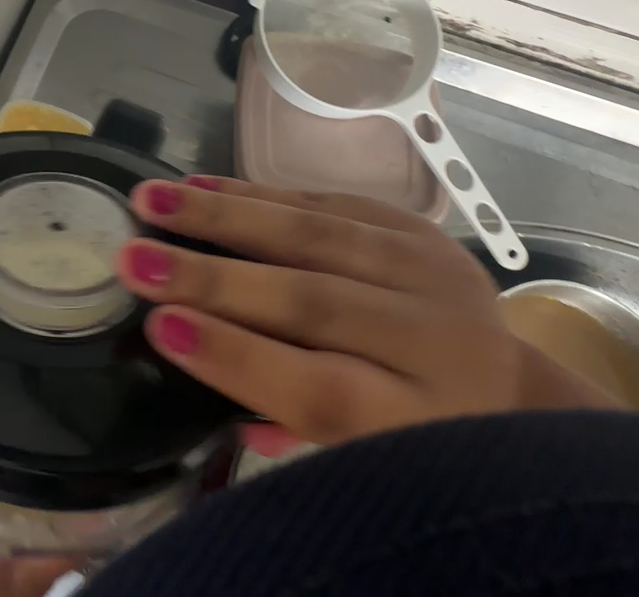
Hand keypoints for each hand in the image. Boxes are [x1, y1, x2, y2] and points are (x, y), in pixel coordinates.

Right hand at [117, 177, 618, 444]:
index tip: (160, 327)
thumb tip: (188, 350)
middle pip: (314, 300)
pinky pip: (326, 202)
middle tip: (133, 258)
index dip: (238, 356)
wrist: (505, 387)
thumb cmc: (408, 433)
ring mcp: (432, 272)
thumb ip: (276, 411)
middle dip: (212, 277)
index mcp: (418, 420)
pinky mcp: (418, 227)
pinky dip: (255, 192)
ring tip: (150, 200)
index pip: (322, 388)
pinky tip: (198, 186)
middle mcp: (435, 341)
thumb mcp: (350, 452)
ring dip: (221, 215)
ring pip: (315, 234)